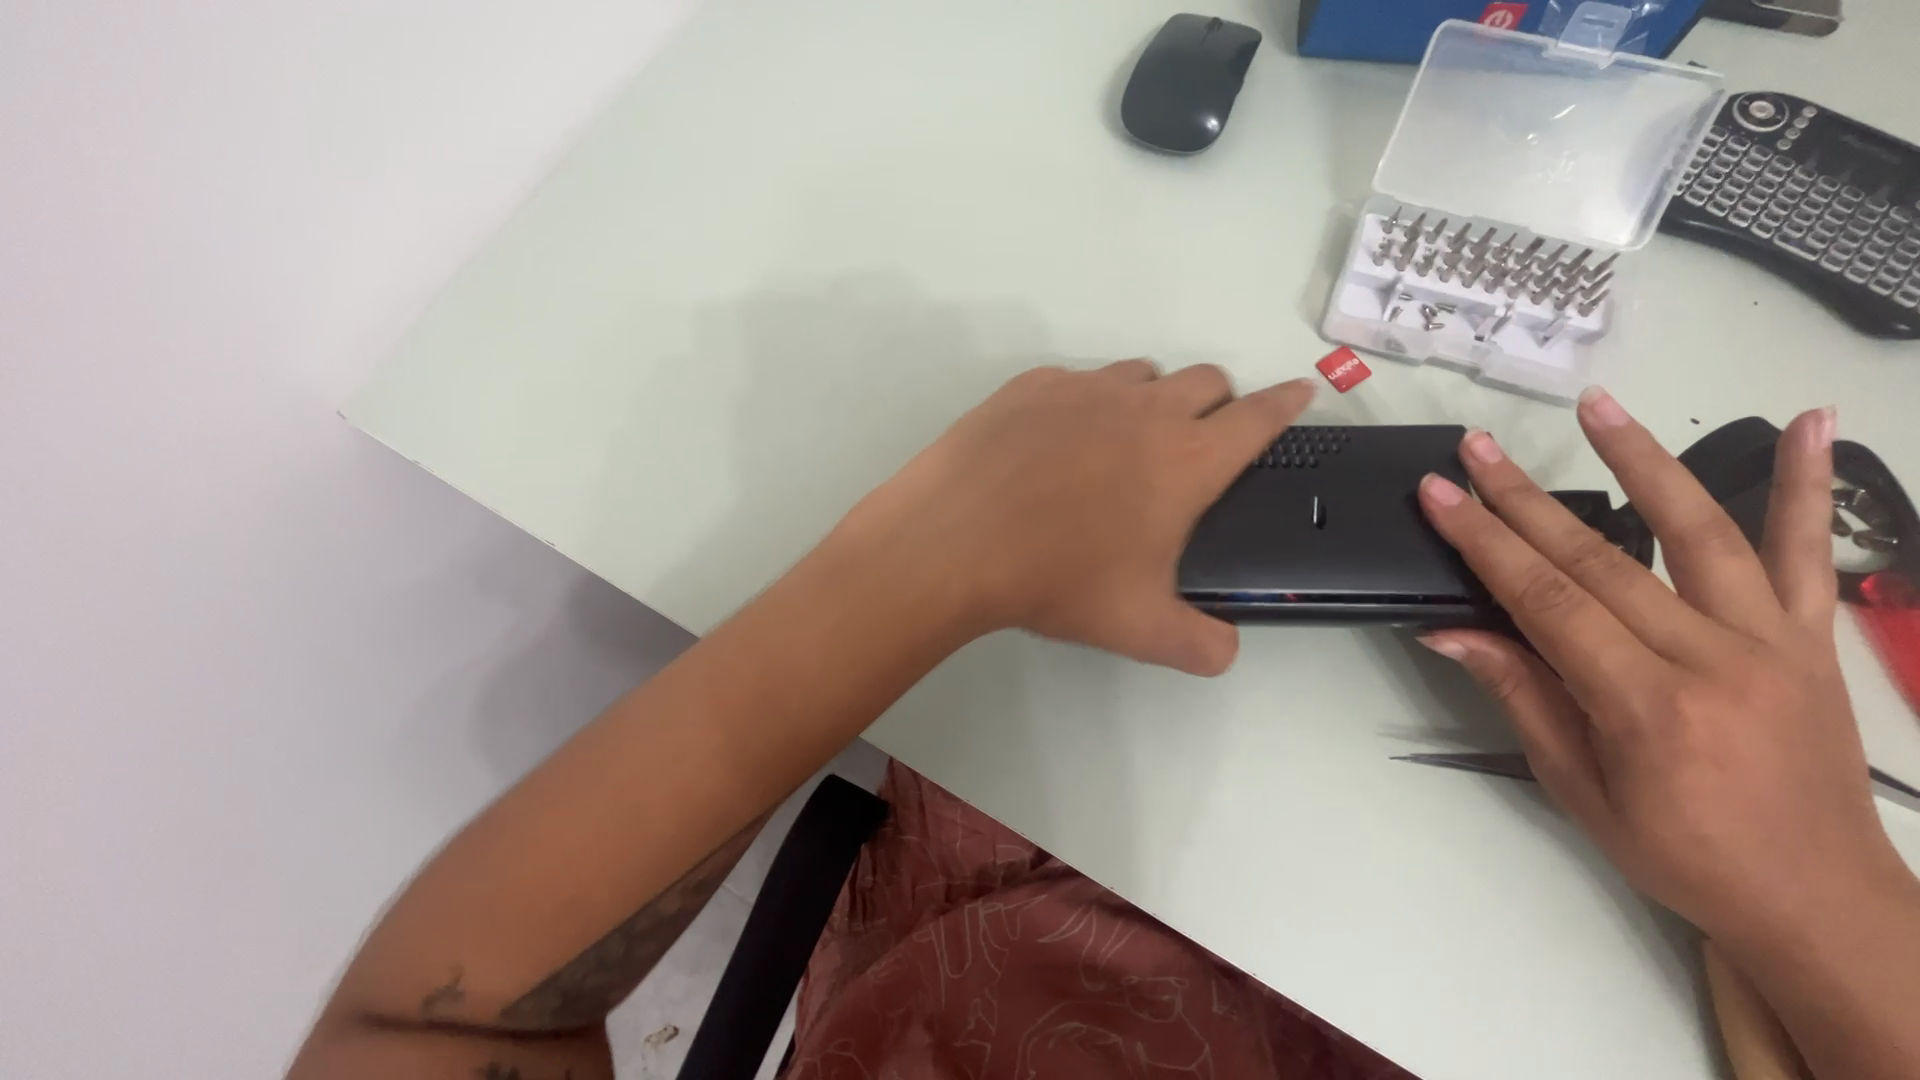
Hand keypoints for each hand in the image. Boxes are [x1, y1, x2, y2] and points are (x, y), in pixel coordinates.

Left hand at [834, 361, 1313, 675]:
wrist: (954, 542)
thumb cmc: (1057, 580)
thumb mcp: (1139, 628)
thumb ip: (1199, 644)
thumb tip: (1225, 650)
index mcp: (1187, 459)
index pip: (1259, 417)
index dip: (1285, 404)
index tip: (1298, 393)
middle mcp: (1145, 409)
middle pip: (1206, 380)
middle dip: (1217, 403)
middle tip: (1199, 440)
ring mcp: (1084, 389)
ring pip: (1141, 375)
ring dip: (1150, 398)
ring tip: (1123, 443)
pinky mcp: (1030, 385)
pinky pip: (1075, 381)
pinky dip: (1083, 403)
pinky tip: (1054, 442)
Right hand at [1417, 390, 1915, 947]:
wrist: (1817, 898)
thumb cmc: (1680, 852)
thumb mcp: (1575, 783)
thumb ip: (1520, 693)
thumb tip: (1450, 630)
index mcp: (1647, 705)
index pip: (1547, 601)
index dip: (1486, 542)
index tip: (1442, 494)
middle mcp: (1714, 659)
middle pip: (1601, 558)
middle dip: (1525, 499)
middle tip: (1476, 447)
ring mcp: (1772, 641)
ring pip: (1699, 531)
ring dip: (1643, 460)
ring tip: (1598, 406)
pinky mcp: (1811, 638)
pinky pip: (1810, 553)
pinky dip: (1806, 486)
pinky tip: (1810, 425)